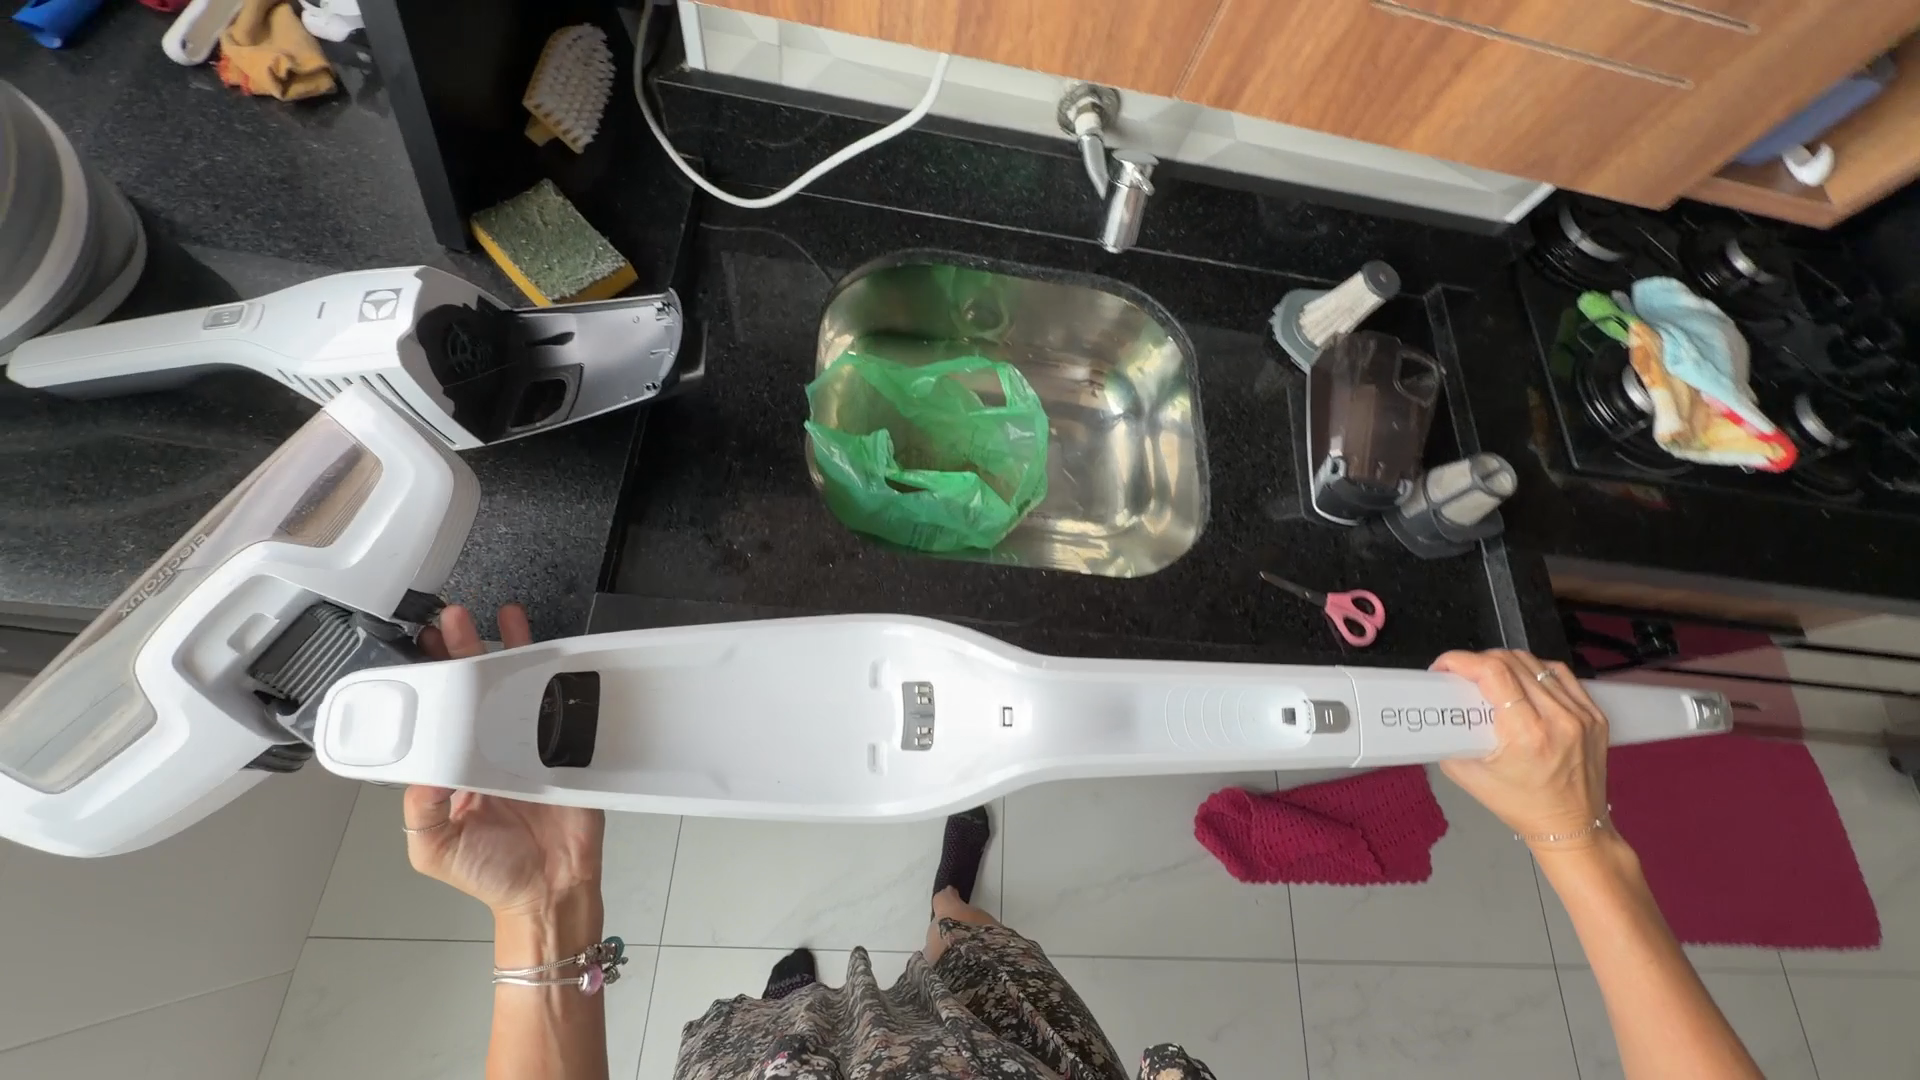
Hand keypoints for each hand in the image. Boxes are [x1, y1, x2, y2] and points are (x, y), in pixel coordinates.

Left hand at [402, 604, 606, 917]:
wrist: (554, 885)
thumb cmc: (493, 873)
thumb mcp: (435, 850)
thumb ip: (420, 811)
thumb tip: (416, 767)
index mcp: (453, 771)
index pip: (435, 717)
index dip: (426, 684)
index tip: (414, 653)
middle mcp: (488, 748)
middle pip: (473, 691)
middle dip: (460, 652)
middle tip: (448, 621)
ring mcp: (529, 742)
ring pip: (515, 687)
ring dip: (508, 650)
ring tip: (497, 617)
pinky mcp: (566, 743)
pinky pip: (559, 703)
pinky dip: (555, 674)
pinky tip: (547, 650)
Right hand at [1431, 649, 1609, 848]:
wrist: (1573, 827)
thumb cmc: (1520, 805)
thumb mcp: (1467, 774)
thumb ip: (1450, 738)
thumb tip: (1435, 711)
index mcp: (1526, 733)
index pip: (1494, 673)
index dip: (1462, 660)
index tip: (1444, 667)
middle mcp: (1559, 719)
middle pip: (1512, 662)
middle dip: (1478, 660)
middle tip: (1460, 675)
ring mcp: (1582, 715)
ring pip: (1535, 664)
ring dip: (1504, 663)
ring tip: (1488, 677)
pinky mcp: (1595, 716)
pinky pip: (1560, 675)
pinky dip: (1534, 670)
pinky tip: (1521, 680)